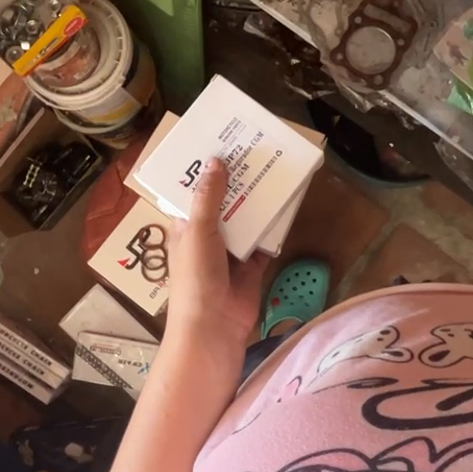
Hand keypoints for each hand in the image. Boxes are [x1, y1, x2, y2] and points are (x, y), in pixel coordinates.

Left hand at [166, 157, 270, 349]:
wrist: (214, 327)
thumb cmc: (195, 278)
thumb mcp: (197, 231)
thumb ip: (209, 197)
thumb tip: (216, 161)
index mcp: (185, 227)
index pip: (193, 193)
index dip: (204, 172)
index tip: (220, 144)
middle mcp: (208, 236)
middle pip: (224, 202)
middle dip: (237, 182)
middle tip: (254, 150)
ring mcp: (231, 251)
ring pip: (247, 219)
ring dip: (258, 201)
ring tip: (273, 169)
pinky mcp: (252, 265)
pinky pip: (265, 241)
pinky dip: (274, 227)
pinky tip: (287, 204)